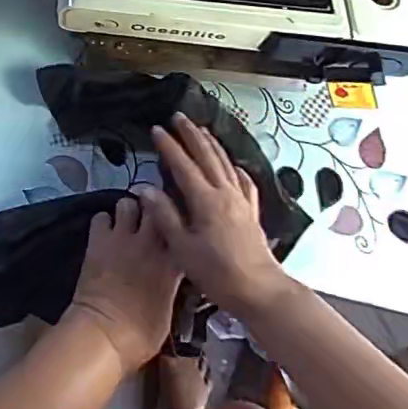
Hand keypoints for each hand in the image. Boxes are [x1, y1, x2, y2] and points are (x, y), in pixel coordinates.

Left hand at [66, 195, 182, 371]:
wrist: (103, 335)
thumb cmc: (140, 334)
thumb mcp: (167, 312)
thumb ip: (170, 285)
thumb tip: (170, 276)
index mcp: (172, 262)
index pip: (181, 227)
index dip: (178, 222)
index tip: (176, 223)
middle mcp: (150, 242)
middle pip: (156, 205)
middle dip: (153, 207)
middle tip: (150, 216)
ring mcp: (122, 237)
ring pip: (127, 203)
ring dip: (127, 212)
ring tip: (125, 223)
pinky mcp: (98, 239)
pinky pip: (101, 217)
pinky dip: (102, 223)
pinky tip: (104, 233)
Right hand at [134, 113, 293, 314]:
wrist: (261, 291)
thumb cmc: (219, 274)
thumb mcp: (184, 249)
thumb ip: (165, 216)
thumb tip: (145, 189)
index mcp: (205, 200)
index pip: (182, 164)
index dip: (168, 145)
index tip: (156, 129)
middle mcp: (224, 192)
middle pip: (206, 155)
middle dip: (191, 134)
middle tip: (179, 117)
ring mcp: (241, 200)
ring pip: (225, 162)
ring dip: (211, 143)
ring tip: (201, 129)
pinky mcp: (252, 211)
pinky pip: (244, 181)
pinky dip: (235, 167)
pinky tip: (234, 165)